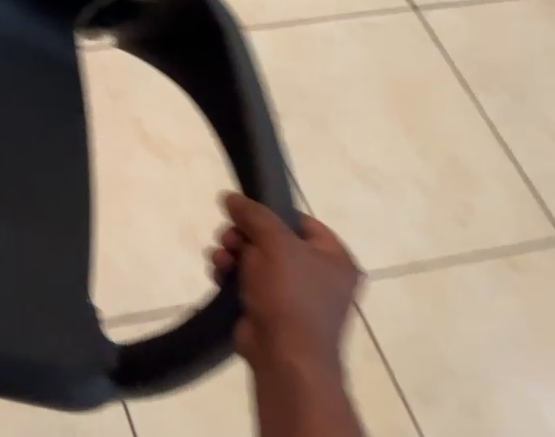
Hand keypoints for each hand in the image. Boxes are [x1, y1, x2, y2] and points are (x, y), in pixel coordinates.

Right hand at [207, 193, 361, 381]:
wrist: (285, 357)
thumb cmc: (290, 295)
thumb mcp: (275, 243)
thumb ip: (254, 214)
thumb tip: (231, 197)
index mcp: (335, 259)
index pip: (300, 220)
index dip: (270, 212)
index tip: (243, 213)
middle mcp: (319, 275)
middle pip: (271, 237)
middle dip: (242, 236)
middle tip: (228, 239)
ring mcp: (294, 294)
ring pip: (253, 257)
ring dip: (231, 254)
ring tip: (220, 261)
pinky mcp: (270, 309)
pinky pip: (246, 279)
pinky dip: (230, 274)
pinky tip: (219, 275)